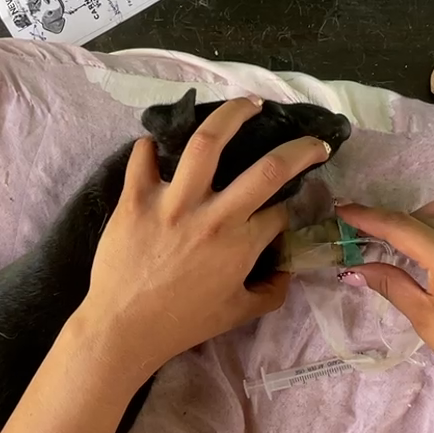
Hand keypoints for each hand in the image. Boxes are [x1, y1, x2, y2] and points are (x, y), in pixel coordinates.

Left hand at [69, 97, 332, 388]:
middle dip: (299, 149)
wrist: (123, 329)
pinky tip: (156, 142)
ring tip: (247, 103)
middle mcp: (213, 216)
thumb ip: (270, 294)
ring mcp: (172, 202)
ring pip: (207, 142)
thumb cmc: (181, 324)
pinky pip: (142, 159)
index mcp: (240, 245)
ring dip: (232, 115)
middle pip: (268, 169)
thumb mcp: (237, 314)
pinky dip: (149, 146)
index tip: (294, 198)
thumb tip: (288, 272)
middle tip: (311, 141)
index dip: (293, 204)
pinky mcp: (135, 199)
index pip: (280, 212)